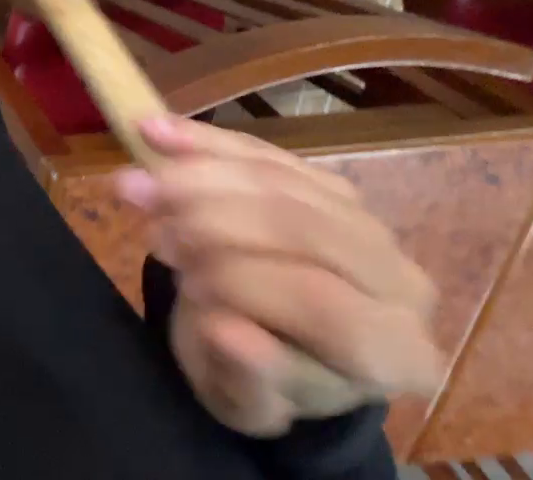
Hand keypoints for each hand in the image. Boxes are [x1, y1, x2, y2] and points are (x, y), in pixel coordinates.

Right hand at [114, 116, 442, 435]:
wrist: (265, 338)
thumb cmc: (256, 378)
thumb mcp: (244, 400)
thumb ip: (246, 377)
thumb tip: (225, 329)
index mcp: (396, 353)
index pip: (326, 307)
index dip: (247, 286)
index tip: (178, 286)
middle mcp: (398, 282)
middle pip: (304, 228)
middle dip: (212, 219)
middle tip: (149, 230)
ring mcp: (365, 223)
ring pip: (279, 179)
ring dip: (196, 174)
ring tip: (134, 186)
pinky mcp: (323, 182)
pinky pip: (262, 150)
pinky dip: (201, 140)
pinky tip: (152, 131)